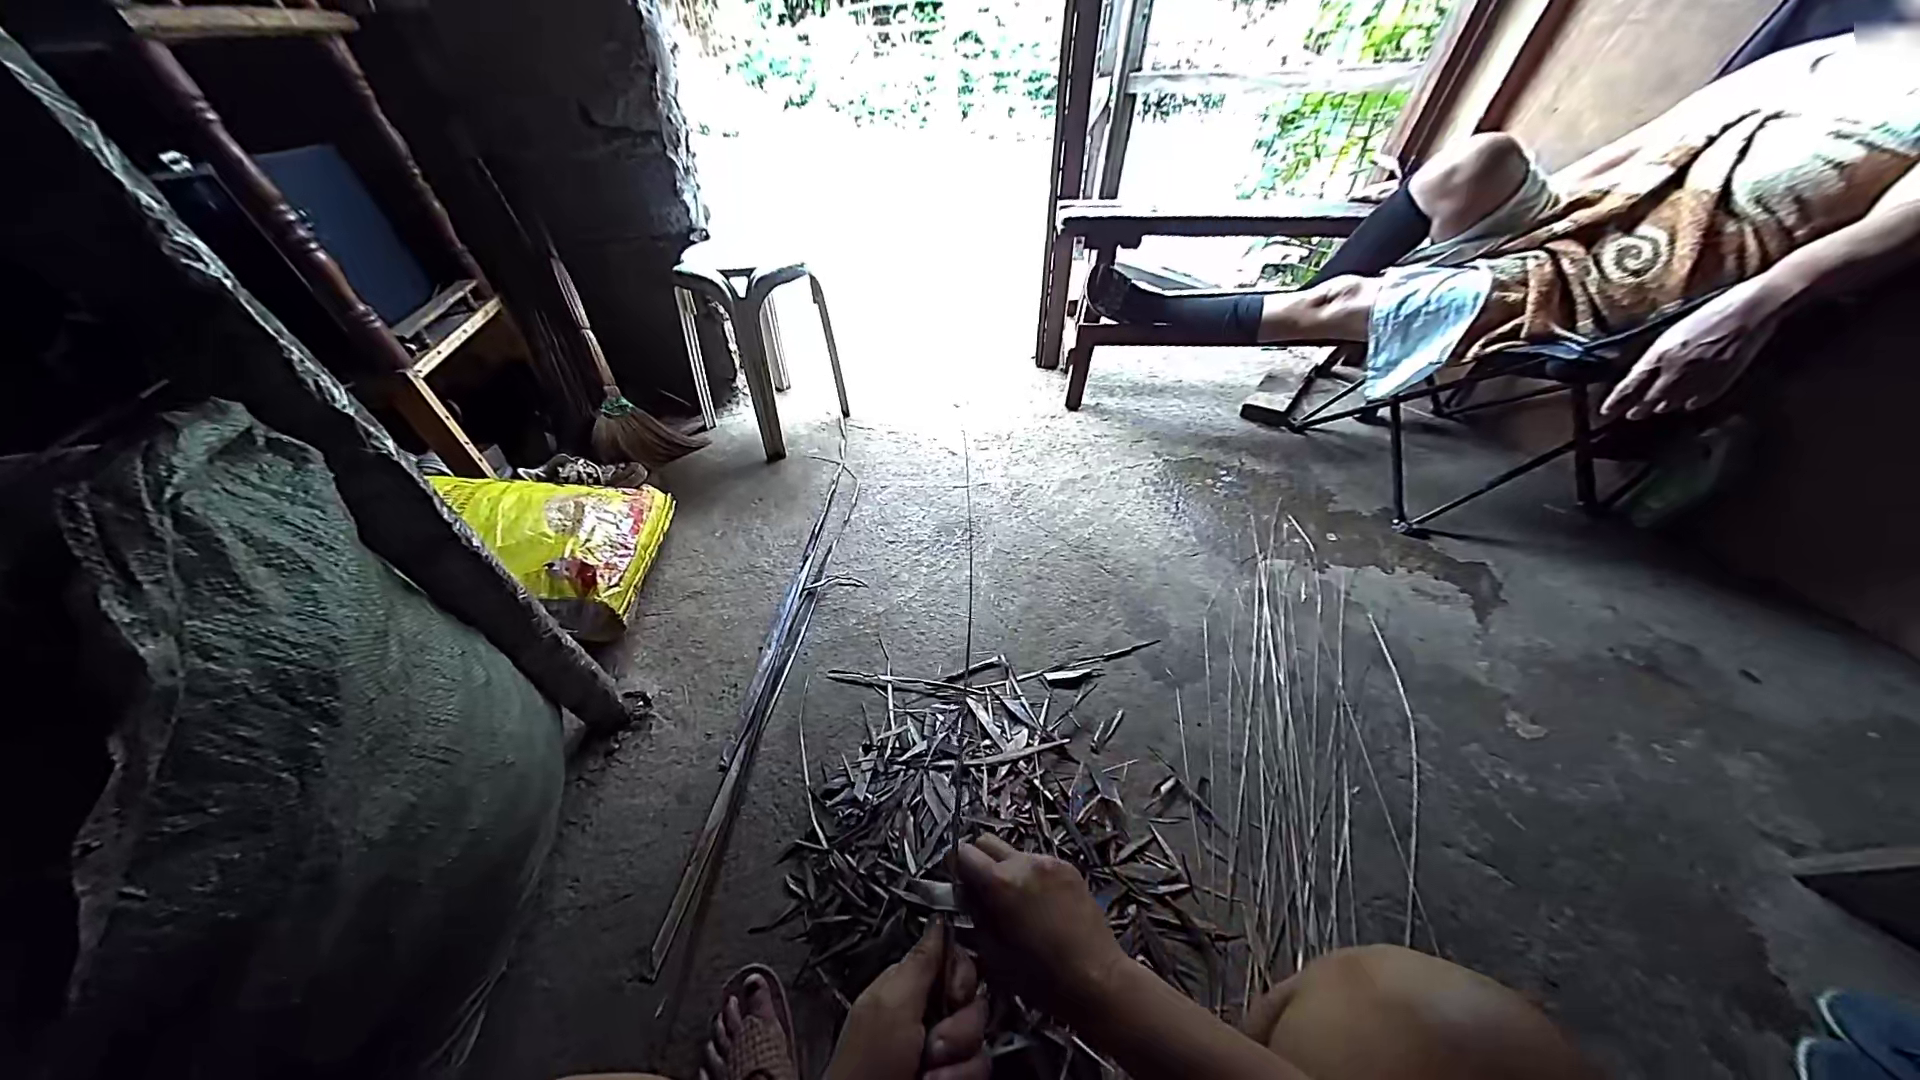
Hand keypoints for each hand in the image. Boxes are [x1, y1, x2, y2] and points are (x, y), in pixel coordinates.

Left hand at [824, 918, 989, 1079]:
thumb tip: (938, 921)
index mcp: (909, 987)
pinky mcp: (955, 1078)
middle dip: (959, 1026)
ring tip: (928, 1075)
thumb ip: (919, 963)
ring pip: (979, 1037)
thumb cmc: (867, 1068)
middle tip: (931, 1045)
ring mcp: (943, 1051)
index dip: (961, 975)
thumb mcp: (890, 1005)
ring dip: (957, 1060)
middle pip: (973, 998)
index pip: (955, 960)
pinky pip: (980, 1068)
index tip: (953, 994)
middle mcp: (930, 1015)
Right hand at [954, 835, 1128, 1025]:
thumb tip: (966, 891)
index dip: (956, 866)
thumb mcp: (993, 952)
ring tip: (1017, 902)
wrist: (1097, 978)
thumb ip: (974, 913)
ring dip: (1006, 868)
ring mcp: (1048, 861)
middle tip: (983, 890)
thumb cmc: (1040, 977)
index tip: (959, 883)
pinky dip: (1031, 876)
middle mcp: (1023, 862)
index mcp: (1000, 882)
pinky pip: (1037, 862)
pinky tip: (1041, 904)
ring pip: (1013, 852)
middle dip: (979, 860)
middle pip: (986, 841)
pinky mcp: (1068, 867)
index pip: (964, 852)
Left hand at [1601, 280, 1781, 418]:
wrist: (1754, 308)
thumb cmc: (1707, 315)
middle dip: (1637, 410)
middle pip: (1649, 400)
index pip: (1628, 388)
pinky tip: (1687, 404)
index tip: (1603, 414)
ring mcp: (1700, 376)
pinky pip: (1702, 399)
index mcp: (1658, 357)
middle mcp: (1675, 371)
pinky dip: (1692, 403)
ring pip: (1673, 403)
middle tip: (1631, 415)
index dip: (1614, 403)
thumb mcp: (1669, 336)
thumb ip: (1653, 358)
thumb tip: (1637, 377)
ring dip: (1662, 407)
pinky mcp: (1725, 378)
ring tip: (1657, 409)